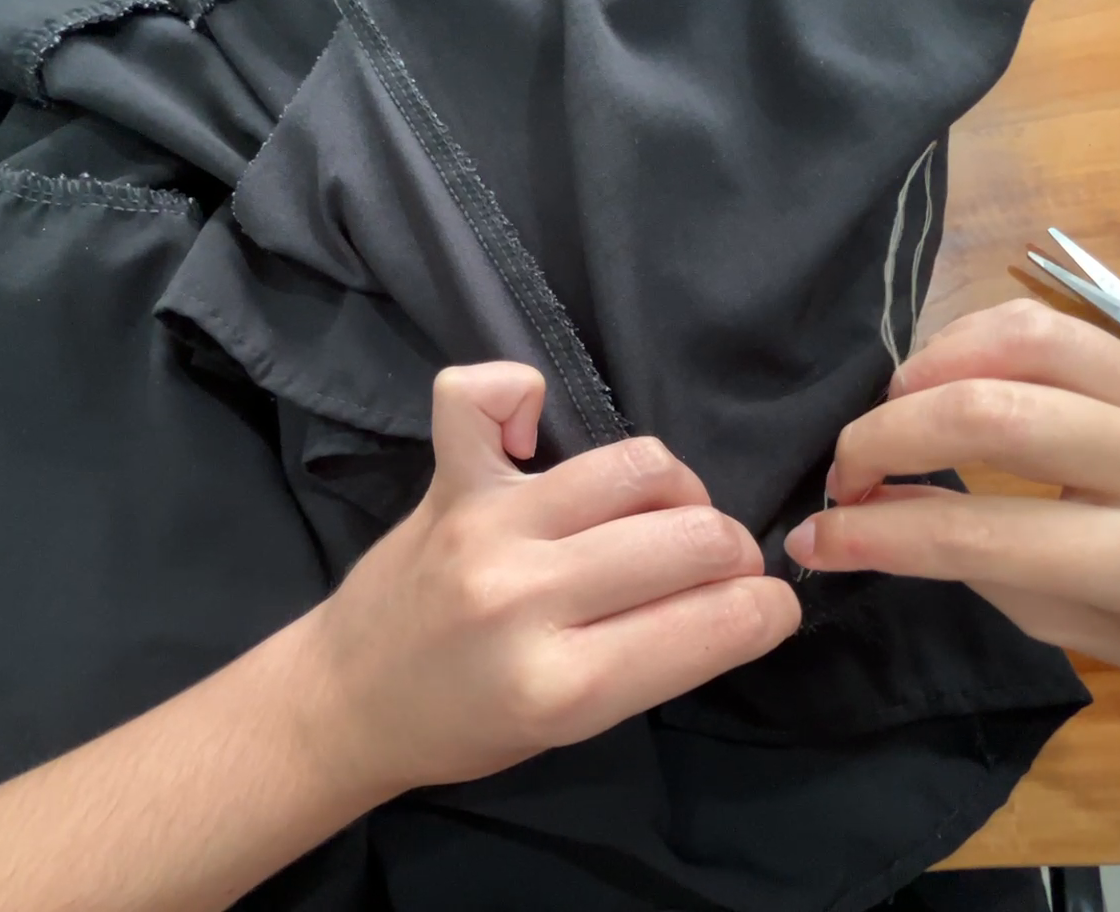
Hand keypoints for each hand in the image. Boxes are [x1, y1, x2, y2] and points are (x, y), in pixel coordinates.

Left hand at [302, 363, 799, 791]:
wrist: (349, 699)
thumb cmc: (465, 726)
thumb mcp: (573, 727)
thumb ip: (655, 657)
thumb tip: (736, 593)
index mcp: (563, 686)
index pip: (715, 624)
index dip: (769, 609)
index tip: (769, 604)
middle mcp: (524, 596)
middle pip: (689, 537)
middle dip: (733, 551)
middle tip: (716, 563)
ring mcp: (483, 526)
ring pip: (633, 466)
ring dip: (675, 487)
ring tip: (657, 512)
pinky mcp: (447, 483)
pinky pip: (475, 396)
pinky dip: (516, 391)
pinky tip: (534, 426)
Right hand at [783, 299, 1119, 744]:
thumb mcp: (1062, 624)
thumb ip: (959, 556)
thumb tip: (848, 520)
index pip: (975, 534)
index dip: (870, 532)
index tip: (810, 537)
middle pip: (990, 415)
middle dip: (880, 439)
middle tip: (845, 472)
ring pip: (1018, 342)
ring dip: (922, 374)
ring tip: (893, 415)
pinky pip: (1042, 323)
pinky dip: (964, 342)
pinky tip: (941, 380)